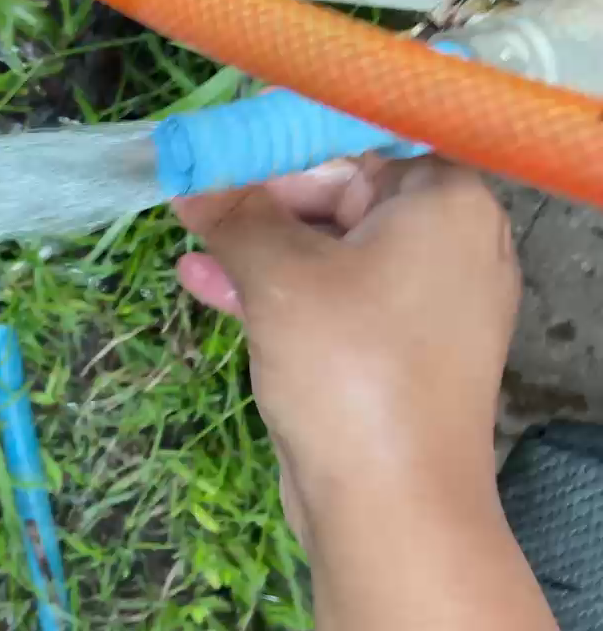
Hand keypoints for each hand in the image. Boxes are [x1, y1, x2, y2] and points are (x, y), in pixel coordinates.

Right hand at [172, 158, 518, 536]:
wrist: (385, 490)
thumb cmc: (346, 364)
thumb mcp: (276, 277)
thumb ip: (232, 216)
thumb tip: (186, 176)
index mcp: (442, 206)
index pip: (358, 141)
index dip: (282, 140)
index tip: (217, 147)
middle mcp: (444, 240)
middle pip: (338, 191)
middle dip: (258, 198)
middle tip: (193, 202)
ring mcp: (415, 294)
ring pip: (321, 245)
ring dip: (250, 243)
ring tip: (189, 247)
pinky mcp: (384, 338)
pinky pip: (321, 290)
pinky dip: (267, 283)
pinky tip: (206, 283)